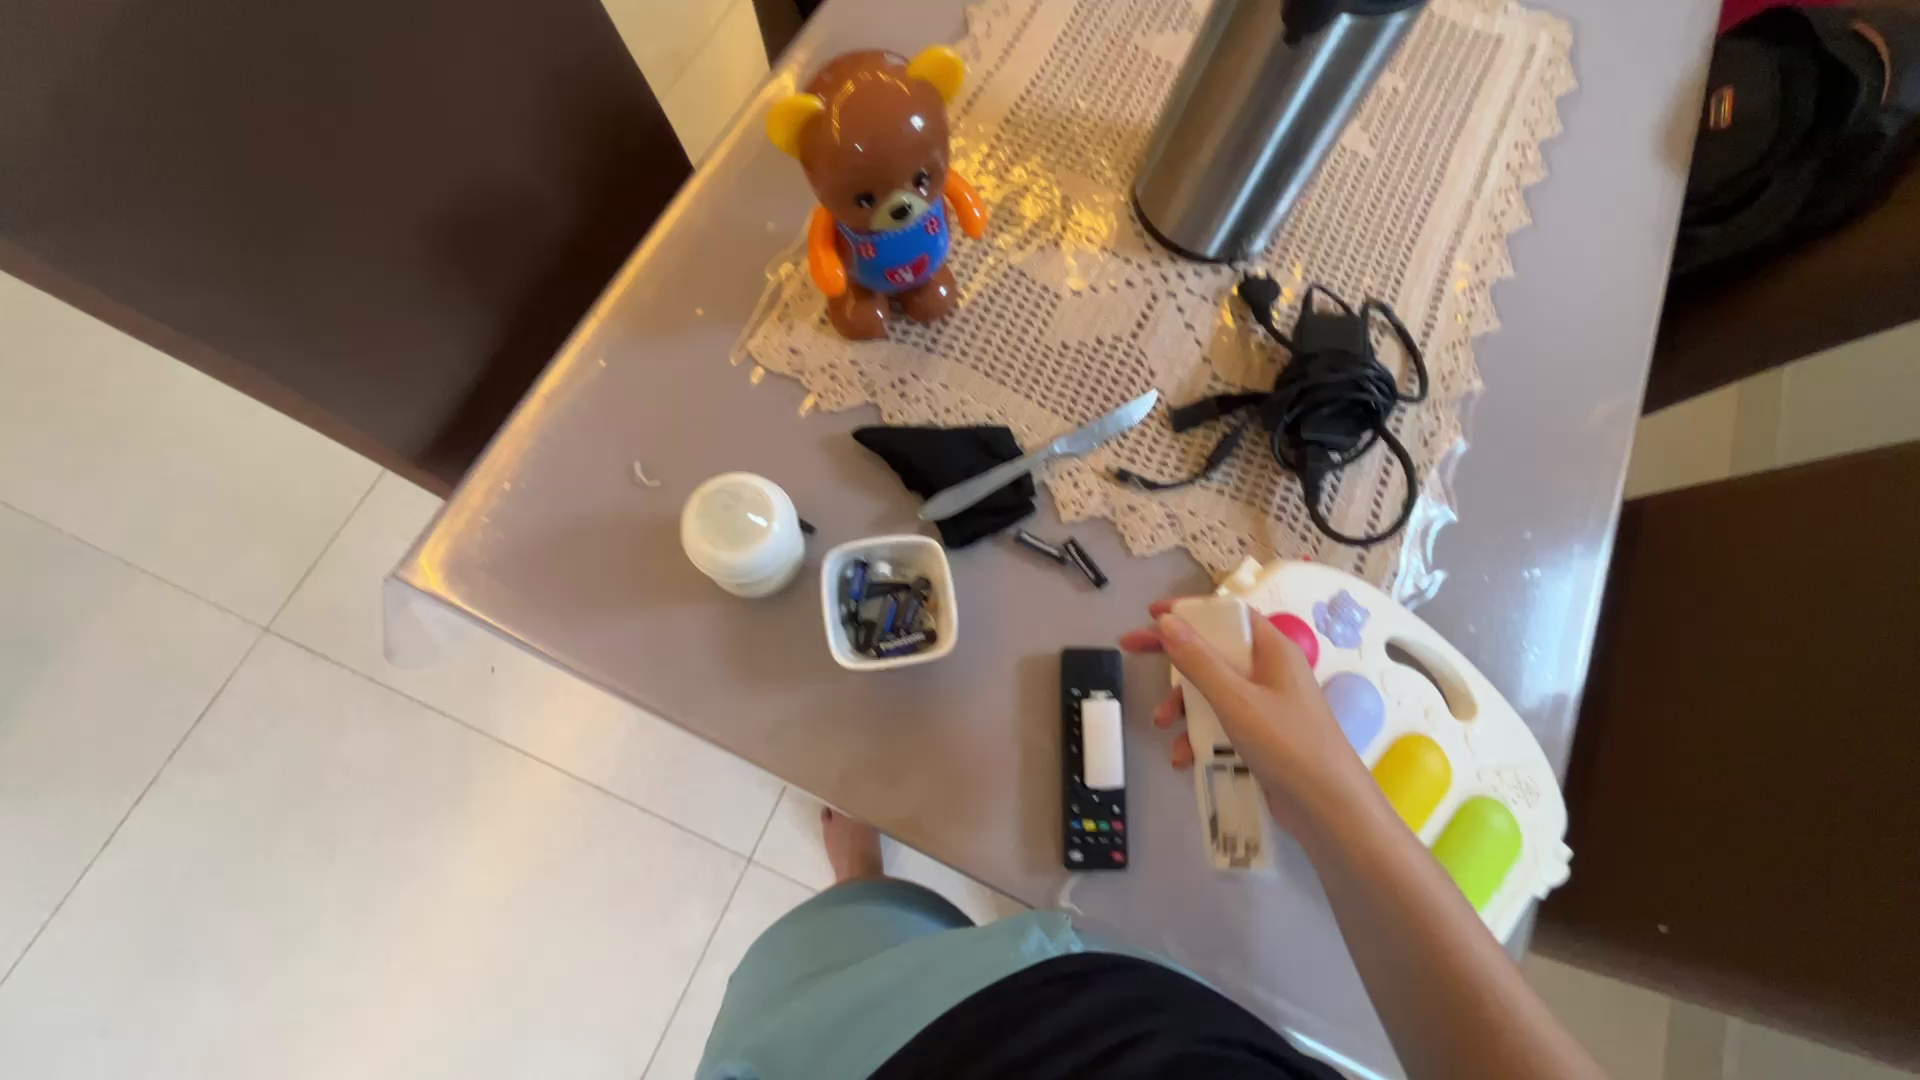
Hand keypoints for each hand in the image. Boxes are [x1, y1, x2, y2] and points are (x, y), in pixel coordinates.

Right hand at [1120, 600, 1376, 836]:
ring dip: (1184, 706)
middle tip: (1132, 652)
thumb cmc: (1287, 744)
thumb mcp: (1235, 699)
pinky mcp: (1262, 736)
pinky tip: (1185, 757)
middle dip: (1174, 661)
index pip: (1226, 615)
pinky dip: (1200, 735)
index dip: (1188, 611)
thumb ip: (1198, 659)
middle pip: (1213, 652)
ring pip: (1212, 691)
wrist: (1330, 811)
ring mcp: (1266, 705)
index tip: (1151, 613)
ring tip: (1164, 726)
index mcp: (1272, 650)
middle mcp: (1270, 671)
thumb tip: (1166, 620)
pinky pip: (1221, 723)